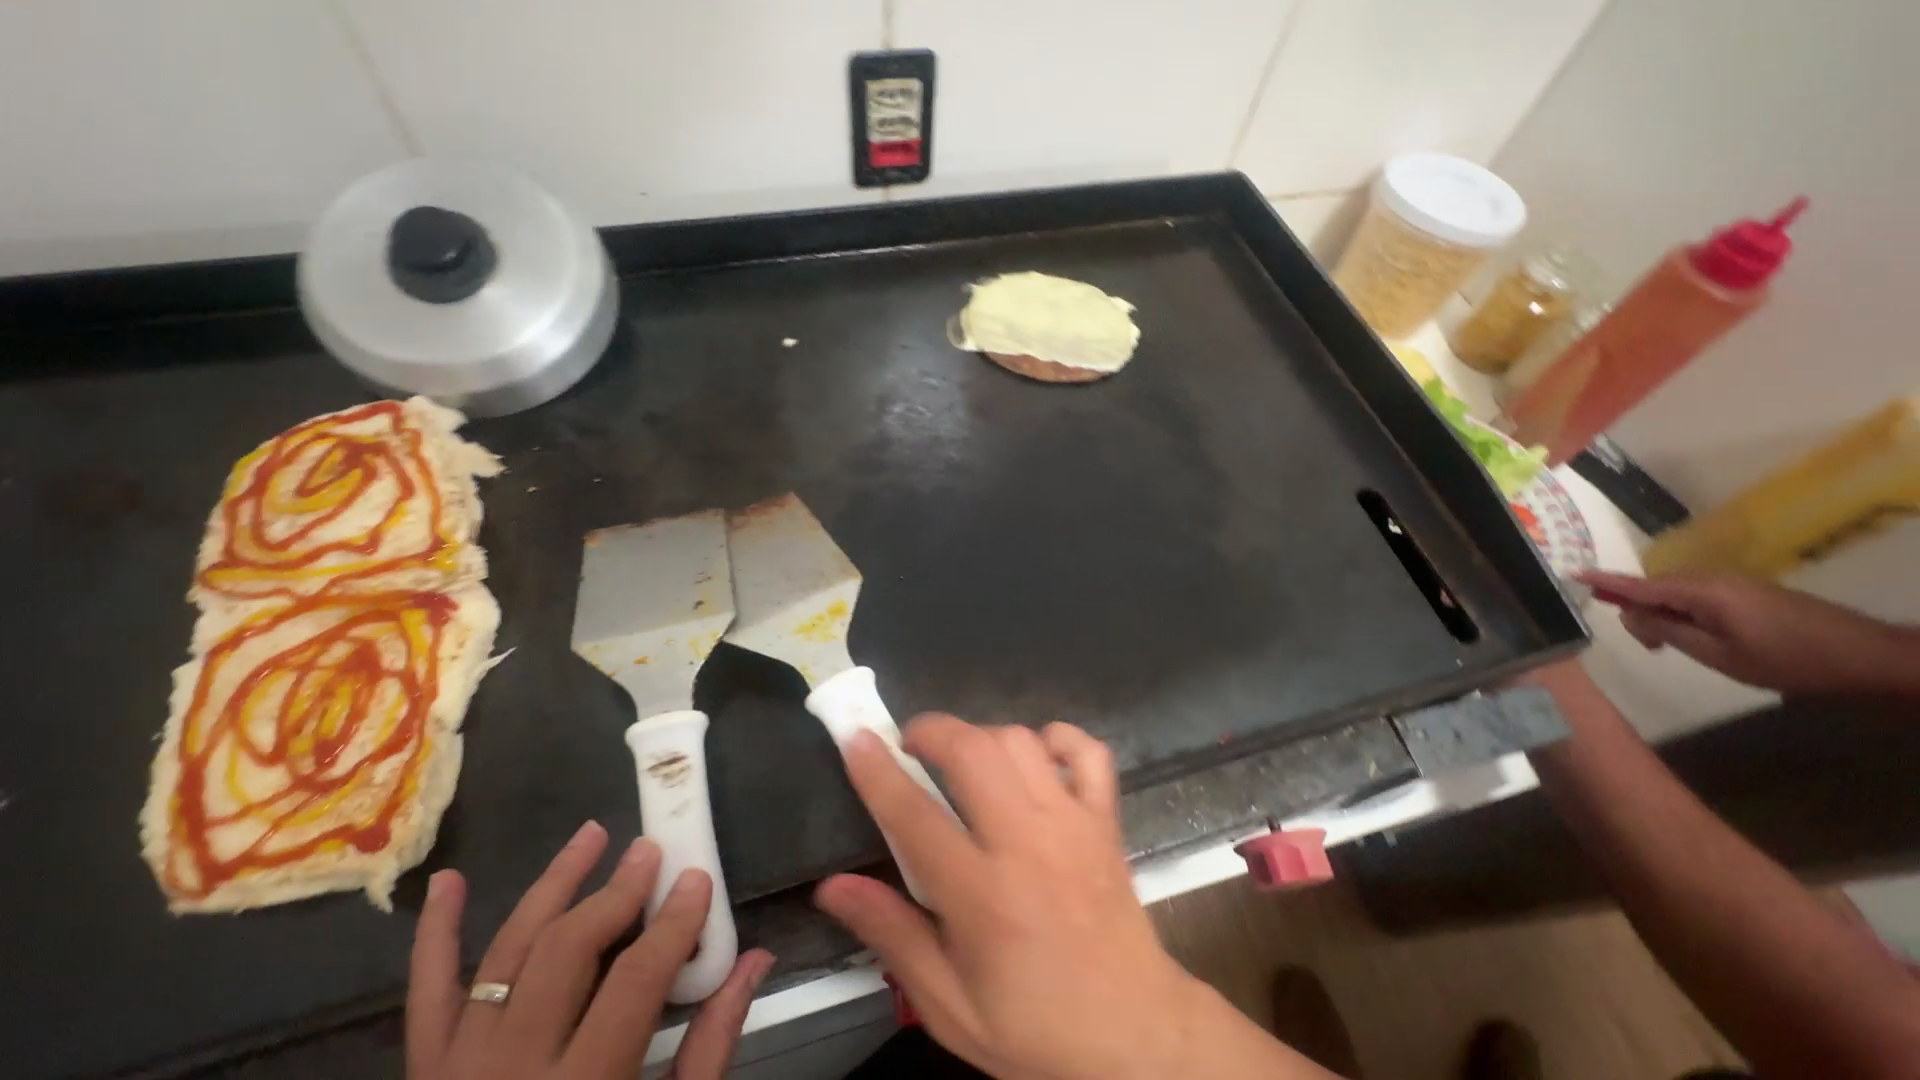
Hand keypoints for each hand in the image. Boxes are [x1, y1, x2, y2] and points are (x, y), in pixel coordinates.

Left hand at [407, 821, 774, 1079]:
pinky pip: (426, 994)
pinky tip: (448, 881)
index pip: (634, 981)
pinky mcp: (422, 1074)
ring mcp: (455, 1070)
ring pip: (505, 953)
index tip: (698, 879)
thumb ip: (711, 1047)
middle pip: (566, 953)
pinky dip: (434, 936)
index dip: (673, 924)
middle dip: (615, 894)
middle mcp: (510, 1071)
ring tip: (590, 835)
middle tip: (649, 850)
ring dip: (551, 886)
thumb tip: (753, 961)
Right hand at [817, 716, 1327, 1079]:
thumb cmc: (1033, 1024)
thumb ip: (891, 935)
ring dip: (983, 736)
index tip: (854, 736)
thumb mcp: (948, 1004)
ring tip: (963, 759)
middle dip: (931, 730)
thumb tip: (832, 887)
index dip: (877, 770)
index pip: (914, 813)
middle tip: (909, 745)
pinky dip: (1057, 739)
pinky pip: (1087, 753)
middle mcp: (1027, 843)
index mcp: (981, 894)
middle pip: (973, 751)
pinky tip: (1035, 756)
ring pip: (1021, 742)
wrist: (1134, 1036)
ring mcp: (1073, 825)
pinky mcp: (1105, 823)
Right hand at [1580, 569, 1919, 696]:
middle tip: (1652, 649)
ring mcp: (1732, 583)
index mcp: (1702, 592)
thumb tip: (1632, 616)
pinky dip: (1685, 613)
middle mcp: (1713, 579)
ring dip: (1665, 615)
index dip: (1606, 581)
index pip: (1640, 585)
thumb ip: (1669, 632)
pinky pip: (1698, 596)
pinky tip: (1698, 636)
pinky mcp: (1746, 592)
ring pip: (1677, 594)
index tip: (1573, 573)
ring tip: (1673, 646)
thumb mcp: (1718, 655)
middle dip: (1641, 612)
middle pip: (1657, 588)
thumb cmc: (1786, 659)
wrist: (1863, 655)